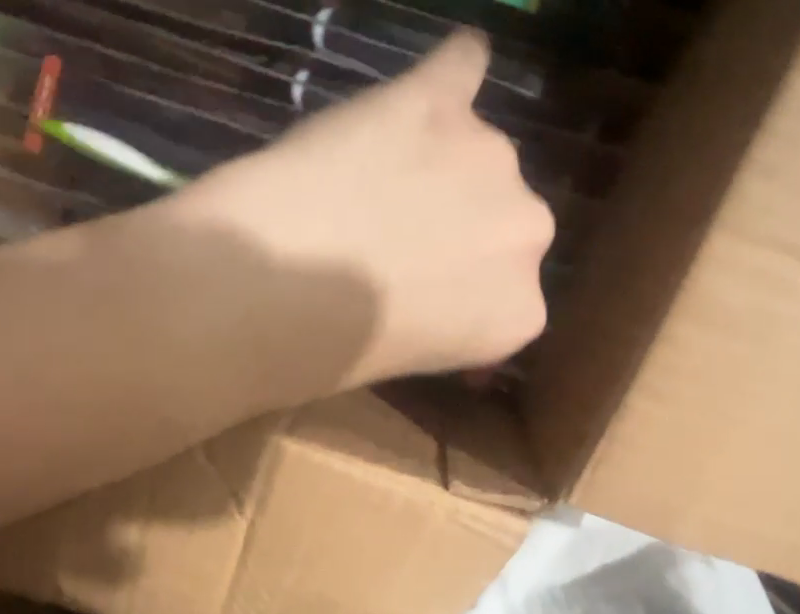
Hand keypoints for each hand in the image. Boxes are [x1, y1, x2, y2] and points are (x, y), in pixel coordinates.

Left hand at [167, 30, 554, 387]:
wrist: (271, 292)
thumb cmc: (324, 356)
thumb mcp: (401, 361)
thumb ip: (438, 320)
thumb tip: (420, 302)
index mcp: (518, 315)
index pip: (505, 297)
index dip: (455, 294)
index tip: (415, 300)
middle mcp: (527, 234)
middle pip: (501, 221)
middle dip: (455, 228)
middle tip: (388, 242)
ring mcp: (489, 157)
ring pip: (473, 154)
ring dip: (434, 165)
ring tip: (366, 183)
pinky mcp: (437, 98)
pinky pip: (460, 67)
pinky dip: (448, 73)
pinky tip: (429, 82)